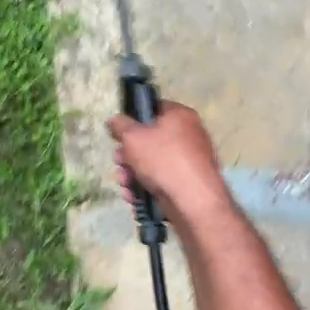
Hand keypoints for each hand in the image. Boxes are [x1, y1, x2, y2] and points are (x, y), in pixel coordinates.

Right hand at [107, 101, 233, 225]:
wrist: (194, 200)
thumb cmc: (163, 159)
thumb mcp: (132, 137)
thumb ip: (120, 126)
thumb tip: (115, 120)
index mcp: (180, 116)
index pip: (153, 109)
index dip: (133, 120)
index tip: (119, 134)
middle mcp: (188, 135)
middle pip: (149, 140)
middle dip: (128, 155)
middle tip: (119, 162)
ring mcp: (189, 161)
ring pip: (152, 164)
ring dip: (132, 174)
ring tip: (125, 184)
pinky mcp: (187, 184)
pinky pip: (160, 181)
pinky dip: (145, 188)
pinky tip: (135, 197)